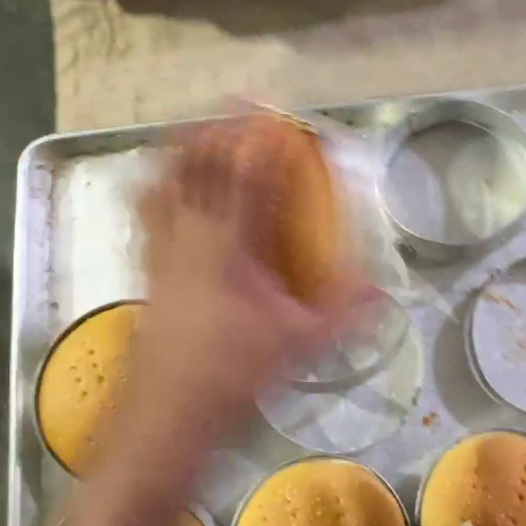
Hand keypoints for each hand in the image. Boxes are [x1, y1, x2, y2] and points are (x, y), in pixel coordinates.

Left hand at [124, 117, 367, 444]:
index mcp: (228, 246)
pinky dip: (156, 186)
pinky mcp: (144, 271)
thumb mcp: (298, 346)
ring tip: (197, 131)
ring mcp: (159, 252)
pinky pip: (145, 213)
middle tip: (235, 108)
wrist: (161, 418)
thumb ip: (343, 313)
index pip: (244, 176)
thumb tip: (382, 289)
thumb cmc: (230, 376)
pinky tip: (162, 186)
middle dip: (216, 129)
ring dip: (182, 151)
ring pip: (163, 182)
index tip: (275, 113)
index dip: (260, 139)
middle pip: (195, 165)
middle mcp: (188, 237)